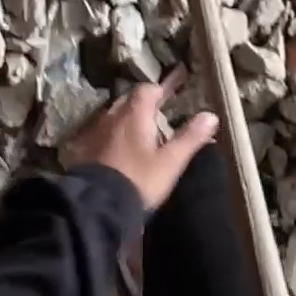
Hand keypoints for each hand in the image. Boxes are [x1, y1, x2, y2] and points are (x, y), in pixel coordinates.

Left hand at [64, 84, 218, 209]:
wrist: (96, 207)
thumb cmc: (139, 180)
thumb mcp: (170, 162)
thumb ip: (190, 137)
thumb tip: (211, 115)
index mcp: (135, 113)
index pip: (148, 89)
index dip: (162, 89)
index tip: (174, 91)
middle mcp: (113, 116)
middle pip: (130, 99)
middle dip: (144, 103)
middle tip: (158, 111)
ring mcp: (96, 132)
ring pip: (114, 115)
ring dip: (127, 118)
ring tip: (140, 129)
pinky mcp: (85, 149)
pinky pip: (102, 133)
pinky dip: (113, 134)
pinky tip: (118, 147)